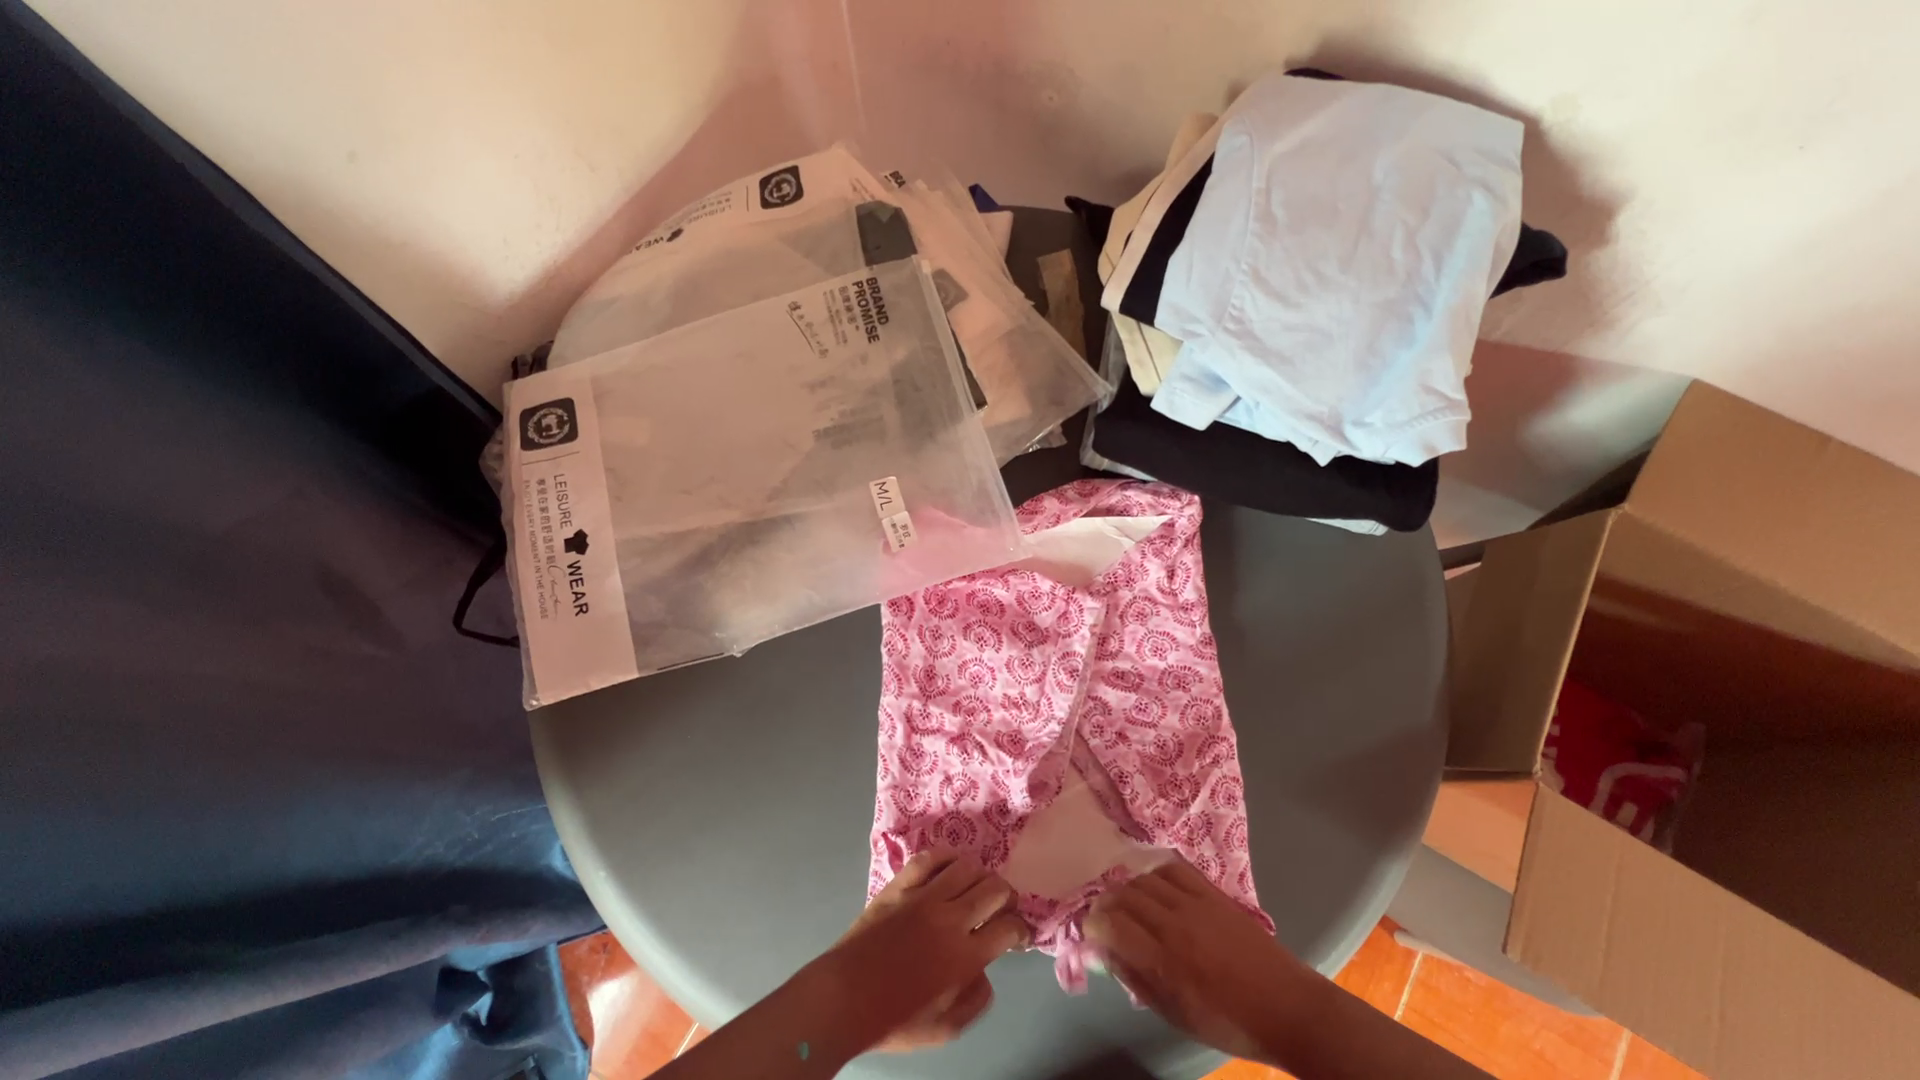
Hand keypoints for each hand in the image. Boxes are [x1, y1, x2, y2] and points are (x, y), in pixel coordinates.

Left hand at [823, 850, 1029, 1052]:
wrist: (842, 999)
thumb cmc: (893, 1019)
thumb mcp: (945, 1030)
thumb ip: (976, 1000)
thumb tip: (985, 972)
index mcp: (966, 956)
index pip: (1009, 927)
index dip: (1021, 929)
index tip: (1018, 935)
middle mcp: (950, 919)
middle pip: (995, 889)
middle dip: (1008, 897)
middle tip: (1003, 909)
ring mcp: (923, 897)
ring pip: (967, 868)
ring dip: (981, 876)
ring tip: (978, 889)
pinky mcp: (898, 886)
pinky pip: (930, 858)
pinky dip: (947, 858)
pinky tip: (952, 868)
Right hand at [1084, 859, 1308, 1061]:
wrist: (1287, 1008)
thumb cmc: (1228, 1023)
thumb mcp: (1174, 1014)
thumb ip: (1136, 979)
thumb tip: (1104, 953)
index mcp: (1163, 960)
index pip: (1112, 925)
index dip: (1093, 924)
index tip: (1089, 931)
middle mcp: (1175, 924)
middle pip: (1124, 896)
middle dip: (1106, 903)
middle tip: (1103, 916)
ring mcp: (1196, 903)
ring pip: (1145, 878)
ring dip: (1128, 887)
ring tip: (1126, 900)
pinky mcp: (1214, 894)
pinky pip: (1175, 869)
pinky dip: (1156, 872)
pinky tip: (1153, 884)